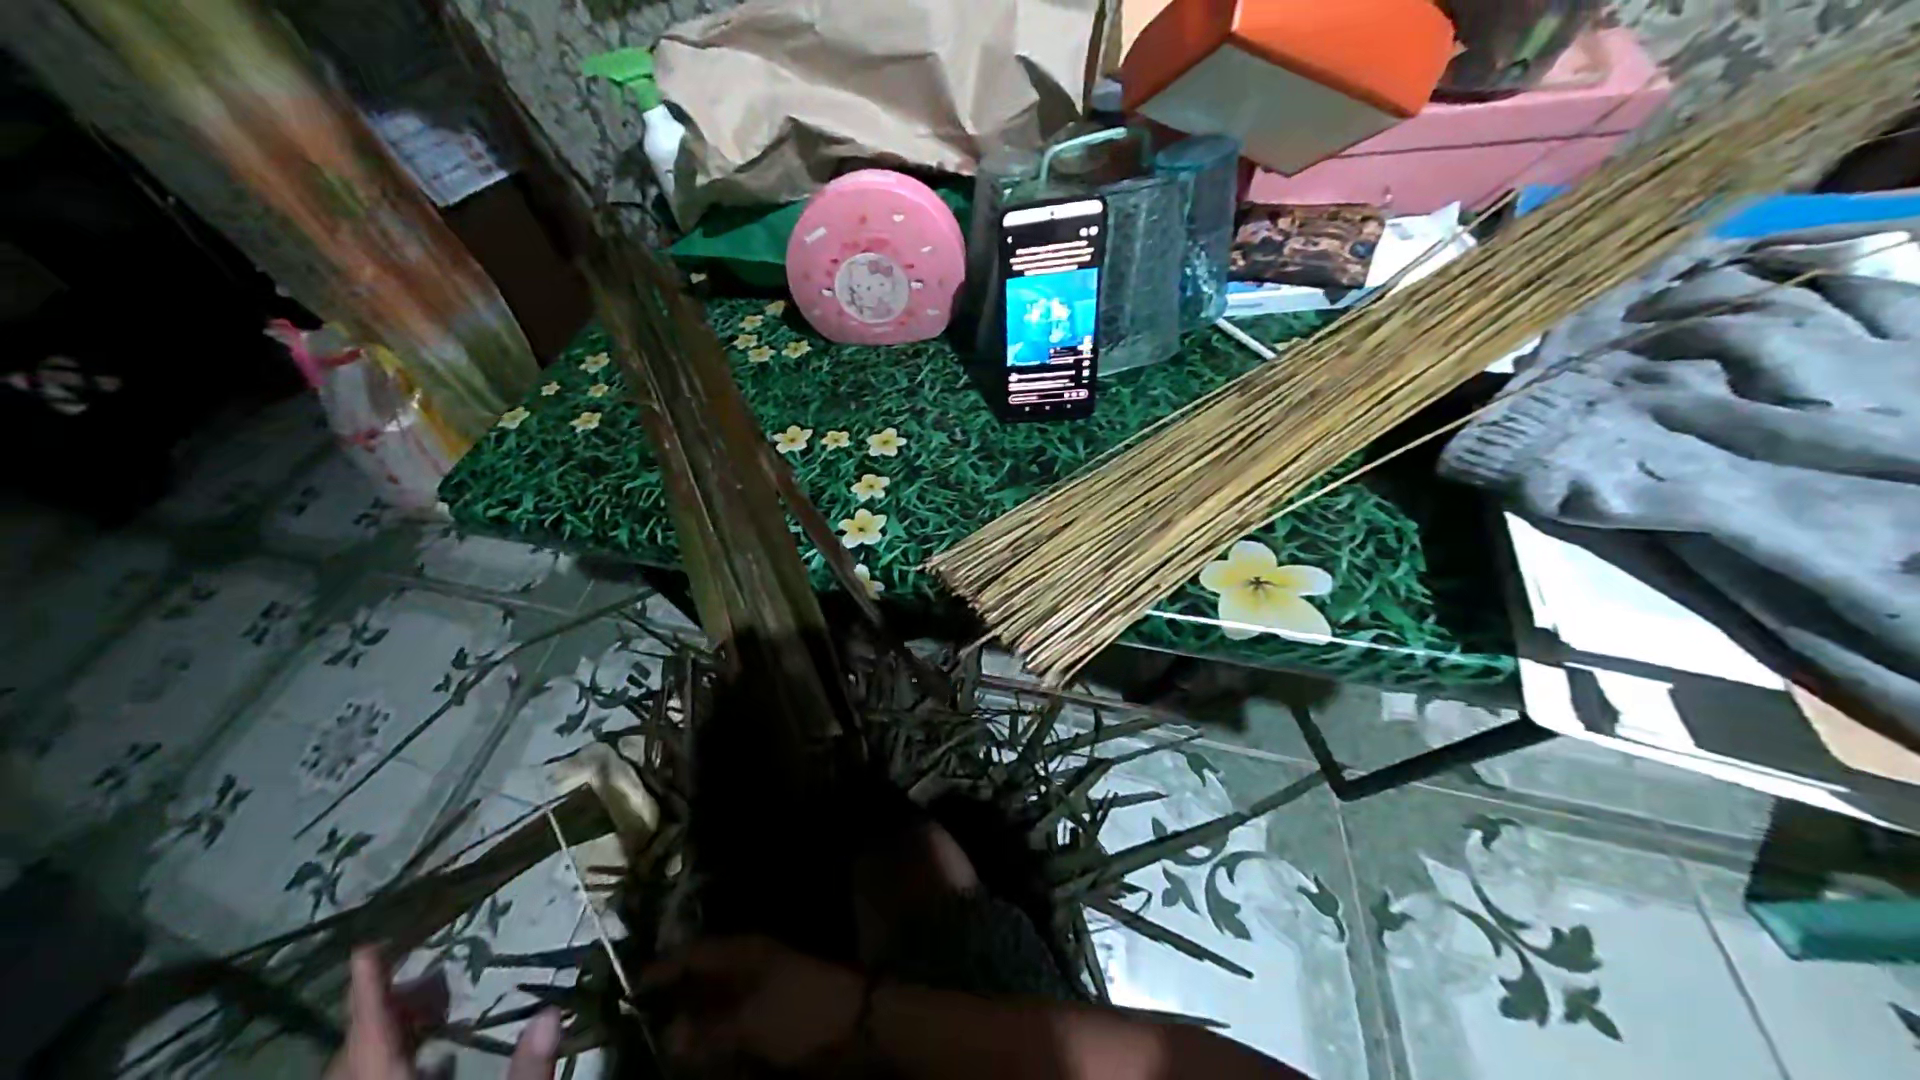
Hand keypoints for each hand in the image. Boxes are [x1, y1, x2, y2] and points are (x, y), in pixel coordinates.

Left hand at [325, 946, 559, 1079]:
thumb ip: (526, 1073)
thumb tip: (550, 1013)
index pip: (374, 1038)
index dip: (370, 993)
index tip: (365, 949)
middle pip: (358, 1052)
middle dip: (390, 1006)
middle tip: (436, 978)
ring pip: (357, 1070)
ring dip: (392, 1032)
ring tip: (437, 1007)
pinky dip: (392, 1061)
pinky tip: (435, 1057)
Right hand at [641, 936, 865, 1067]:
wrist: (858, 1021)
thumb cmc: (801, 1011)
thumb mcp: (750, 1023)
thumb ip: (707, 1030)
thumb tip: (668, 1035)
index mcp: (745, 952)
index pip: (694, 952)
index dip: (664, 968)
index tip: (632, 987)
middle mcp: (751, 964)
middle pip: (704, 976)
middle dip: (676, 999)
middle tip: (641, 1024)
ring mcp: (764, 987)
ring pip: (718, 1001)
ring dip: (695, 1022)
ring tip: (665, 1045)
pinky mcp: (774, 1012)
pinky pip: (736, 1020)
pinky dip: (718, 1036)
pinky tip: (702, 1055)